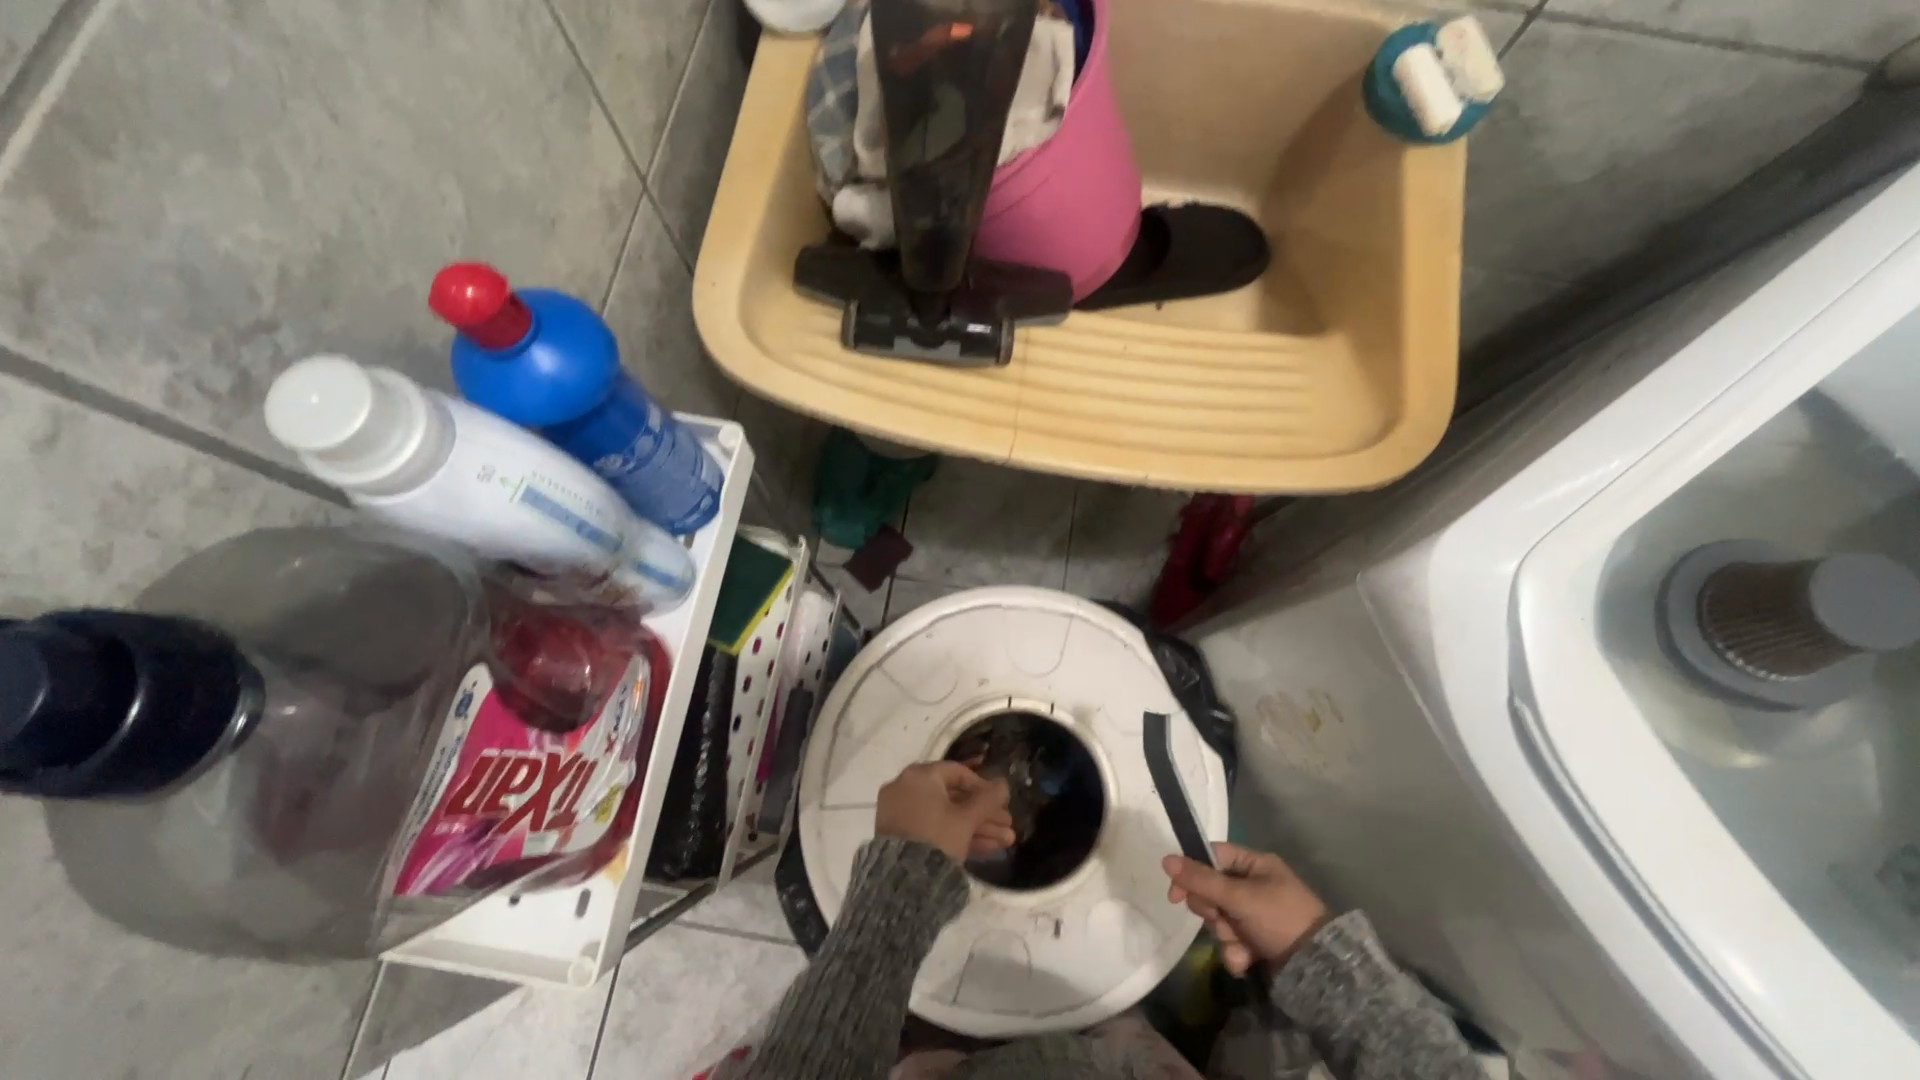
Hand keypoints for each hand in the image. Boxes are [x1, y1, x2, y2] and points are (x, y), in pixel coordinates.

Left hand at [875, 761, 1016, 862]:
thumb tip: (1003, 784)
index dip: (984, 786)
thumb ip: (988, 800)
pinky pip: (934, 828)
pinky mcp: (902, 835)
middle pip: (954, 797)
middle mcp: (907, 788)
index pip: (958, 772)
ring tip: (1006, 841)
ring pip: (946, 815)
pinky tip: (986, 848)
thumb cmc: (937, 837)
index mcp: (920, 776)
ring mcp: (902, 812)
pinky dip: (956, 834)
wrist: (903, 879)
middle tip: (1008, 825)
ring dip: (976, 826)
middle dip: (984, 813)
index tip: (1002, 801)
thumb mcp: (967, 819)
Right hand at [1163, 842, 1329, 975]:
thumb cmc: (1280, 919)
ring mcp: (1255, 914)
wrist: (1316, 968)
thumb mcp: (1239, 897)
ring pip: (1219, 919)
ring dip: (1225, 936)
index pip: (1211, 856)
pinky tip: (1246, 961)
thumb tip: (1165, 859)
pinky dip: (1235, 952)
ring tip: (1242, 947)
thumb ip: (1201, 880)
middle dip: (1213, 911)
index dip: (1191, 872)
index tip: (1176, 894)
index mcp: (1254, 864)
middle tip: (1220, 919)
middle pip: (1211, 890)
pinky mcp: (1257, 939)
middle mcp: (1253, 885)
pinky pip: (1232, 940)